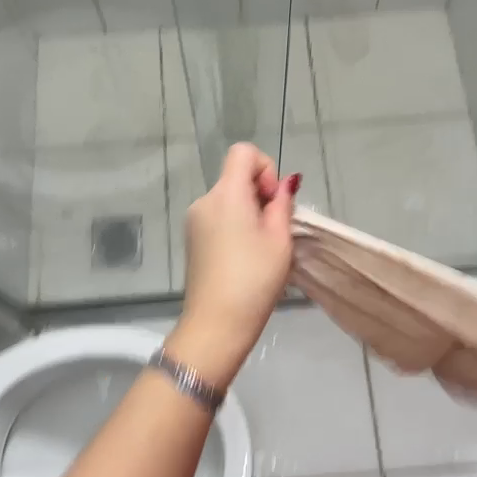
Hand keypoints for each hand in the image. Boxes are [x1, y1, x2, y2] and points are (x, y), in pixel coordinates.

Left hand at [173, 143, 297, 381]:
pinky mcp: (192, 240)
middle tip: (274, 230)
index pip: (244, 152)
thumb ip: (282, 204)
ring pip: (227, 199)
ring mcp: (194, 221)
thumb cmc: (254, 279)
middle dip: (259, 194)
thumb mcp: (279, 239)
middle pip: (235, 177)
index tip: (273, 201)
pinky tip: (244, 258)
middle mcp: (205, 200)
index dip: (266, 168)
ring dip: (248, 213)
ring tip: (261, 249)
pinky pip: (218, 218)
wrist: (216, 324)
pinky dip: (234, 226)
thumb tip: (284, 185)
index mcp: (226, 194)